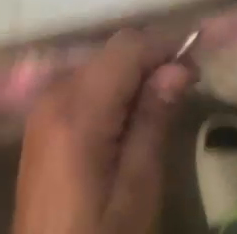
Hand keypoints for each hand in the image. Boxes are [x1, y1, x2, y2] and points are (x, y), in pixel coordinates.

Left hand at [13, 31, 192, 233]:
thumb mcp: (137, 190)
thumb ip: (154, 121)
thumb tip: (178, 67)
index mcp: (78, 110)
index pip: (127, 46)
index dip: (164, 48)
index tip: (195, 72)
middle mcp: (54, 95)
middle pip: (111, 52)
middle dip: (150, 62)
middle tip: (183, 93)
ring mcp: (42, 107)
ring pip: (99, 65)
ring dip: (131, 77)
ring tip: (159, 111)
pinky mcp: (40, 123)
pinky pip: (82, 86)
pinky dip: (111, 91)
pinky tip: (127, 123)